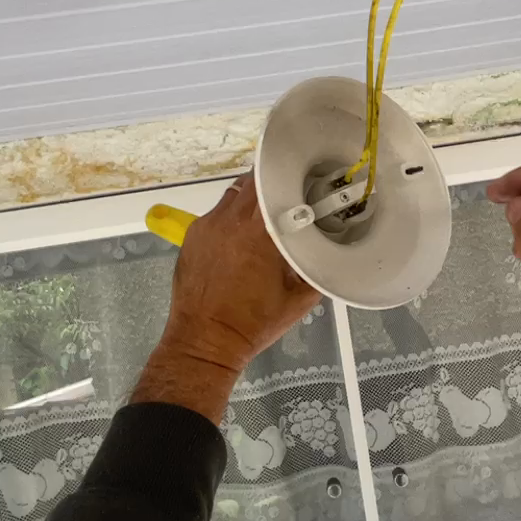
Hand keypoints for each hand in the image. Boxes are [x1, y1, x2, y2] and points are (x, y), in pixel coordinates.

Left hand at [132, 174, 319, 419]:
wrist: (206, 341)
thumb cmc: (254, 324)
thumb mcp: (300, 299)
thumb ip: (316, 267)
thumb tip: (326, 246)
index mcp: (261, 232)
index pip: (276, 185)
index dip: (291, 179)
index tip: (305, 181)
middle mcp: (232, 221)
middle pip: (254, 181)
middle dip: (272, 184)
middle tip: (289, 194)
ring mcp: (208, 225)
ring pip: (235, 194)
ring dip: (251, 197)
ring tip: (265, 212)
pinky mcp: (193, 234)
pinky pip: (217, 212)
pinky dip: (232, 216)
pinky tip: (241, 235)